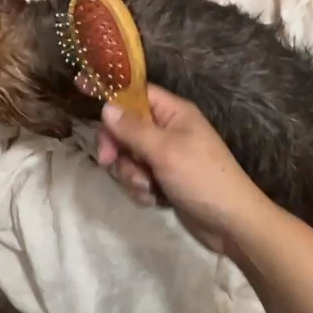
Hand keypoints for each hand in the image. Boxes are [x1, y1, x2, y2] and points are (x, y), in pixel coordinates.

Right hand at [98, 85, 272, 253]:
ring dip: (131, 174)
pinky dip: (140, 188)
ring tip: (148, 188)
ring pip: (128, 156)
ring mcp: (166, 156)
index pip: (135, 93)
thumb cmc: (202, 178)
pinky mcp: (164, 180)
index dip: (110, 92)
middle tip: (110, 162)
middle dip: (118, 147)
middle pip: (125, 127)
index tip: (80, 86)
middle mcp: (168, 130)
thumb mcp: (165, 151)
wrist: (233, 225)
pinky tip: (154, 200)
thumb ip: (132, 129)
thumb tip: (106, 106)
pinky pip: (138, 176)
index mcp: (174, 112)